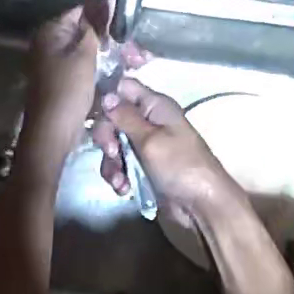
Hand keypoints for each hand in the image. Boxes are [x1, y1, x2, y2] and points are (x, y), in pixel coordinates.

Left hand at [20, 0, 145, 166]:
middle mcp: (51, 44)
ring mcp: (57, 64)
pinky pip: (88, 68)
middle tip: (139, 54)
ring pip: (92, 52)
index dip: (110, 16)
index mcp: (52, 32)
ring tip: (139, 64)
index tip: (132, 28)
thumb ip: (96, 25)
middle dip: (116, 40)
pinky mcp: (66, 82)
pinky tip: (125, 75)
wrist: (52, 133)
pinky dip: (105, 70)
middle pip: (90, 32)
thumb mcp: (84, 54)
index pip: (84, 10)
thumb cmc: (67, 91)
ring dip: (115, 56)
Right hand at [91, 77, 247, 229]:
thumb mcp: (151, 139)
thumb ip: (125, 117)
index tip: (94, 113)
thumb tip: (106, 95)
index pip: (123, 88)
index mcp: (155, 106)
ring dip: (111, 163)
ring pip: (112, 144)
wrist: (200, 205)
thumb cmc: (180, 166)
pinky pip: (119, 164)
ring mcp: (144, 145)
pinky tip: (124, 188)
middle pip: (112, 118)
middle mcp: (148, 121)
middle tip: (112, 152)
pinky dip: (118, 176)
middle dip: (106, 136)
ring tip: (120, 179)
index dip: (106, 96)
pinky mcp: (141, 167)